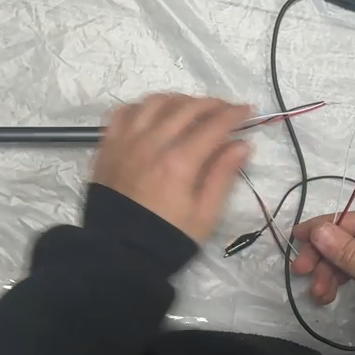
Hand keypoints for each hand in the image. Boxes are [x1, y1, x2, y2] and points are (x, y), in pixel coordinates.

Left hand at [92, 95, 251, 241]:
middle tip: (224, 110)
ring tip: (191, 109)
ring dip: (178, 100)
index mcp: (179, 162)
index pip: (213, 125)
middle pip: (186, 107)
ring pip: (155, 102)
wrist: (119, 253)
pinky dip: (142, 107)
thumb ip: (222, 175)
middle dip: (211, 104)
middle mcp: (152, 143)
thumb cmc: (167, 237)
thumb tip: (242, 144)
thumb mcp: (204, 214)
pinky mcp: (108, 146)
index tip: (247, 111)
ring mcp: (126, 141)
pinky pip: (124, 112)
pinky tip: (153, 116)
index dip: (234, 114)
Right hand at [290, 211, 354, 311]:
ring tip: (318, 293)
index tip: (298, 236)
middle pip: (353, 236)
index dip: (327, 227)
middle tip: (301, 270)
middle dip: (326, 256)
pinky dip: (341, 278)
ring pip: (352, 253)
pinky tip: (327, 294)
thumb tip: (318, 231)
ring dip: (331, 271)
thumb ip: (349, 255)